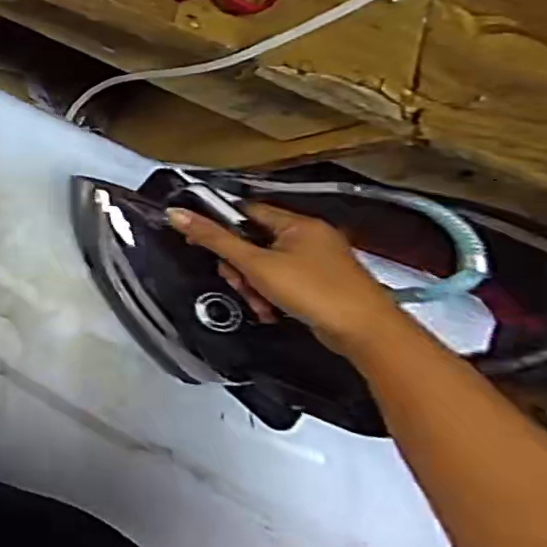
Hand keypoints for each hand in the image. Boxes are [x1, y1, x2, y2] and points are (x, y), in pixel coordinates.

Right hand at [168, 202, 408, 355]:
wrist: (371, 336)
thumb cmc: (315, 292)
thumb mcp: (255, 263)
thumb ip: (213, 237)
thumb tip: (176, 213)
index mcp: (298, 224)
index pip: (244, 211)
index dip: (218, 223)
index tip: (199, 239)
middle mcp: (310, 238)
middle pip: (251, 241)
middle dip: (237, 265)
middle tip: (237, 280)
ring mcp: (317, 262)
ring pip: (263, 264)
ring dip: (250, 283)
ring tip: (257, 301)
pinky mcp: (320, 284)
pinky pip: (280, 280)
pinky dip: (268, 293)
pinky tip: (270, 309)